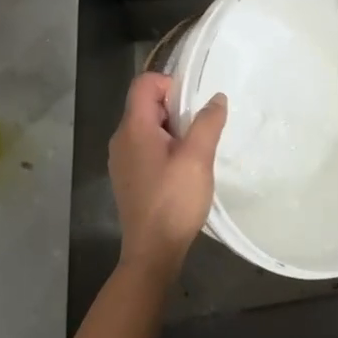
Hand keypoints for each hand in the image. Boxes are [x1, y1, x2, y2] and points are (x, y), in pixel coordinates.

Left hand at [109, 73, 227, 274]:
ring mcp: (122, 160)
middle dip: (175, 108)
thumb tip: (216, 97)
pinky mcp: (128, 177)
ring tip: (194, 150)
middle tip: (199, 129)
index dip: (169, 84)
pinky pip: (145, 146)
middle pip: (146, 104)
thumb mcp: (198, 158)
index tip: (192, 106)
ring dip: (172, 129)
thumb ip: (207, 122)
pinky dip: (164, 147)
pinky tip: (182, 169)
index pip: (144, 83)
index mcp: (133, 128)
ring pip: (147, 126)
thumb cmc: (173, 201)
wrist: (152, 253)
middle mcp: (121, 139)